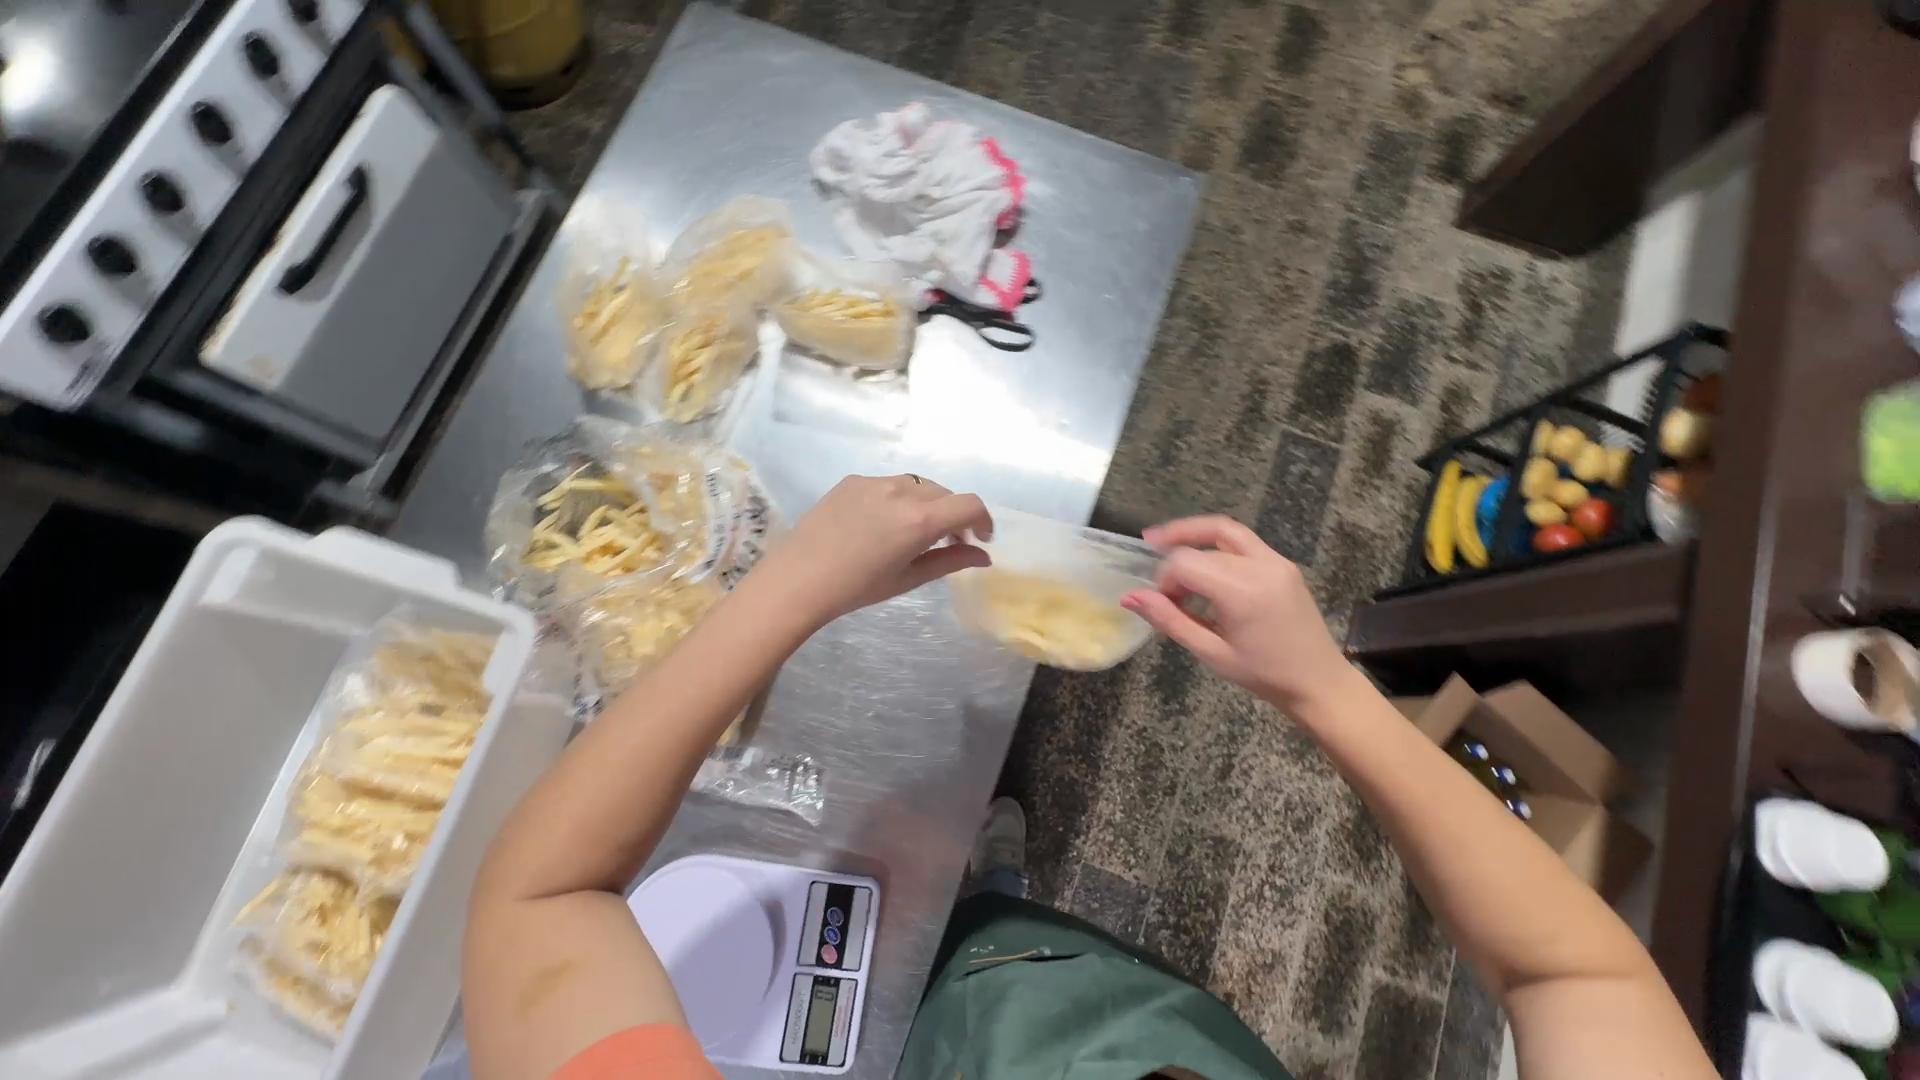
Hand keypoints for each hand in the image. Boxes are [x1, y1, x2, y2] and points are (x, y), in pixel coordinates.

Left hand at [748, 474, 992, 625]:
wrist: (798, 579)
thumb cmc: (857, 588)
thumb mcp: (909, 578)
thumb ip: (951, 561)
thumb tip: (984, 556)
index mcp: (919, 519)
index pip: (970, 504)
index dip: (983, 520)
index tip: (980, 539)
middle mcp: (901, 491)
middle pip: (945, 493)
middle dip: (954, 515)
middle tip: (949, 543)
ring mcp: (874, 481)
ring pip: (918, 486)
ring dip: (928, 505)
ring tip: (915, 533)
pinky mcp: (852, 480)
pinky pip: (889, 484)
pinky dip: (900, 500)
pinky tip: (882, 525)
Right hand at [1120, 515, 1350, 709]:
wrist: (1318, 682)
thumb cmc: (1263, 674)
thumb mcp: (1211, 652)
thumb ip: (1169, 620)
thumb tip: (1129, 598)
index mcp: (1243, 591)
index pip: (1186, 562)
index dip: (1164, 579)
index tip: (1161, 604)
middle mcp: (1261, 566)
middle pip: (1202, 545)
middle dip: (1175, 561)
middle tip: (1158, 582)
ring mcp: (1276, 561)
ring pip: (1224, 530)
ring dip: (1192, 533)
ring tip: (1163, 542)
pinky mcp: (1283, 564)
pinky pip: (1242, 541)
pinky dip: (1216, 544)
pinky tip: (1202, 563)